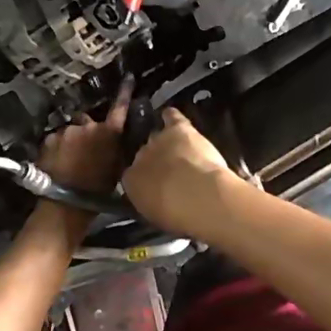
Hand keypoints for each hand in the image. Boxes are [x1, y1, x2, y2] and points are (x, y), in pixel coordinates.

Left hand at [37, 85, 130, 194]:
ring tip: (70, 162)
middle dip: (87, 133)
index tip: (128, 78)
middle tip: (86, 153)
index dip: (125, 93)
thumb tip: (116, 140)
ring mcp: (65, 131)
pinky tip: (58, 163)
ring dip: (71, 141)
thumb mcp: (117, 171)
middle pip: (88, 122)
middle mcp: (87, 126)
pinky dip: (57, 147)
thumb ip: (116, 150)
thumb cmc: (98, 193)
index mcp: (108, 134)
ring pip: (70, 132)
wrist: (66, 206)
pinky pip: (55, 139)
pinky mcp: (48, 139)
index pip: (119, 108)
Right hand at [123, 108, 241, 237]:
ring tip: (170, 145)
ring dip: (162, 140)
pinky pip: (171, 117)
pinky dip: (171, 116)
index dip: (145, 179)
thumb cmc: (179, 216)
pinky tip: (170, 114)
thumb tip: (155, 199)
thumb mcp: (158, 216)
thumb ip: (152, 203)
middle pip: (143, 154)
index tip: (155, 186)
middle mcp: (139, 158)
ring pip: (156, 135)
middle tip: (167, 169)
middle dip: (153, 160)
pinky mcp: (178, 130)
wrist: (199, 196)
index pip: (132, 176)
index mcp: (130, 182)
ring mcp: (157, 141)